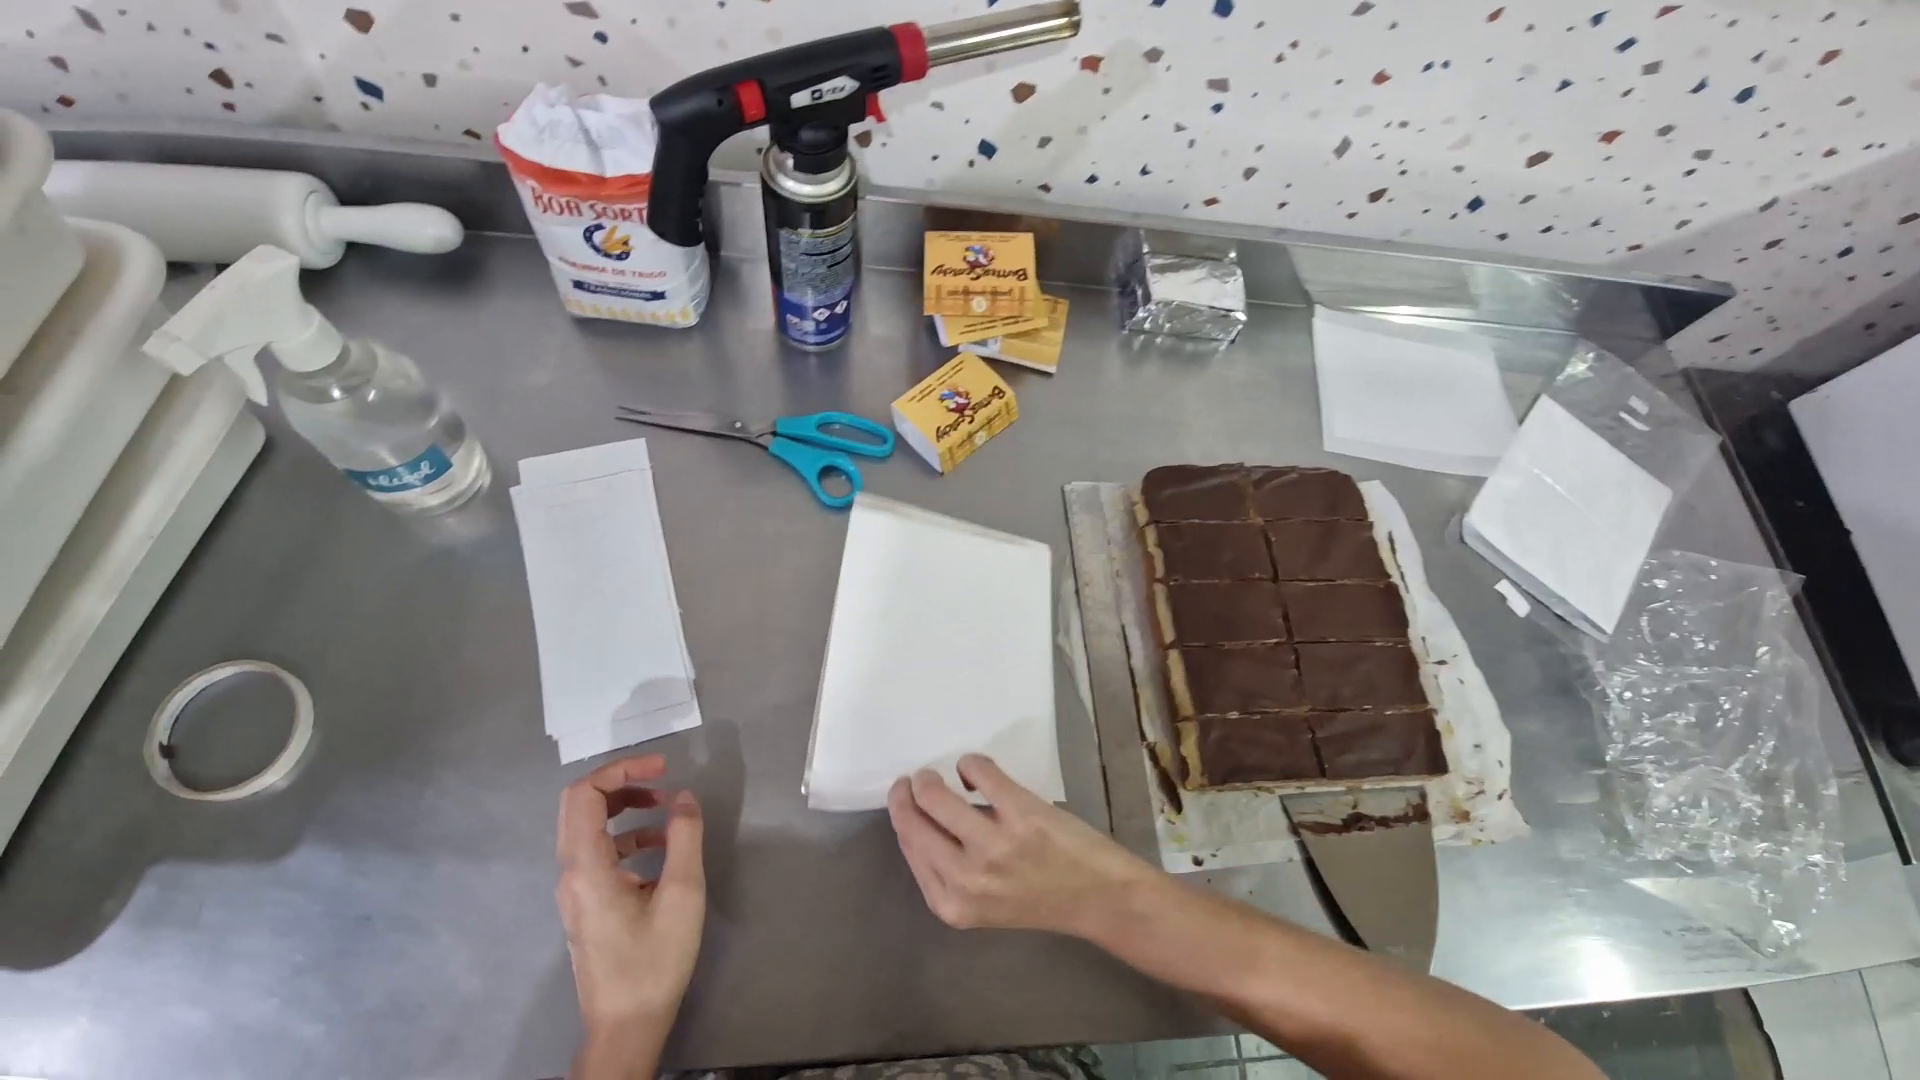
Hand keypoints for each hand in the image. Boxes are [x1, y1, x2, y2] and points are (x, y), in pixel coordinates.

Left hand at [556, 755, 705, 1046]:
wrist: (626, 1025)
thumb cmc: (654, 961)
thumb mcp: (682, 895)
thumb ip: (684, 838)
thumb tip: (684, 797)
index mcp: (586, 867)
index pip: (584, 794)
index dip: (621, 768)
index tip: (662, 767)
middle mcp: (570, 873)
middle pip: (581, 806)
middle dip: (623, 783)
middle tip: (662, 779)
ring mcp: (575, 890)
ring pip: (589, 828)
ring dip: (627, 809)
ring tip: (669, 813)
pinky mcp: (586, 903)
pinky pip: (599, 853)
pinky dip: (627, 837)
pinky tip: (662, 851)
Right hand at [886, 754, 1161, 938]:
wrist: (1100, 899)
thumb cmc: (1039, 898)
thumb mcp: (980, 901)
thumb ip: (949, 870)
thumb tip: (922, 818)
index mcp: (950, 904)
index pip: (909, 847)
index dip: (903, 816)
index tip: (906, 799)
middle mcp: (965, 879)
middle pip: (913, 821)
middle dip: (908, 793)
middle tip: (915, 780)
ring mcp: (993, 846)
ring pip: (935, 796)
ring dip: (931, 777)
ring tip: (940, 774)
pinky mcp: (1021, 814)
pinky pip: (977, 771)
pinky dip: (971, 763)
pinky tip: (977, 771)